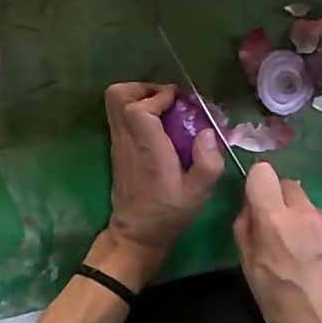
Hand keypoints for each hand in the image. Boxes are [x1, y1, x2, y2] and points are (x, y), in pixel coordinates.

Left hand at [100, 82, 223, 285]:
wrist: (136, 234)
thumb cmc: (169, 213)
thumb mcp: (198, 193)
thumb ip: (208, 162)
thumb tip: (207, 131)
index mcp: (148, 150)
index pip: (137, 110)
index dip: (157, 96)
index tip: (178, 100)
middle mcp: (127, 141)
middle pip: (117, 96)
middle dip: (143, 88)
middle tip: (167, 98)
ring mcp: (118, 142)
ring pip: (113, 102)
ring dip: (138, 95)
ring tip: (163, 106)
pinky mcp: (117, 147)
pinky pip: (119, 115)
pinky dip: (136, 108)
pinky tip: (158, 122)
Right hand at [234, 163, 321, 322]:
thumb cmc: (288, 314)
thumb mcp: (252, 275)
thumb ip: (246, 233)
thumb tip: (249, 208)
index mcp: (276, 222)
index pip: (263, 172)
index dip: (258, 185)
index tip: (258, 203)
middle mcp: (307, 213)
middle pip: (289, 187)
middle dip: (281, 204)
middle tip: (282, 236)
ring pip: (311, 208)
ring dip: (305, 223)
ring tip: (309, 259)